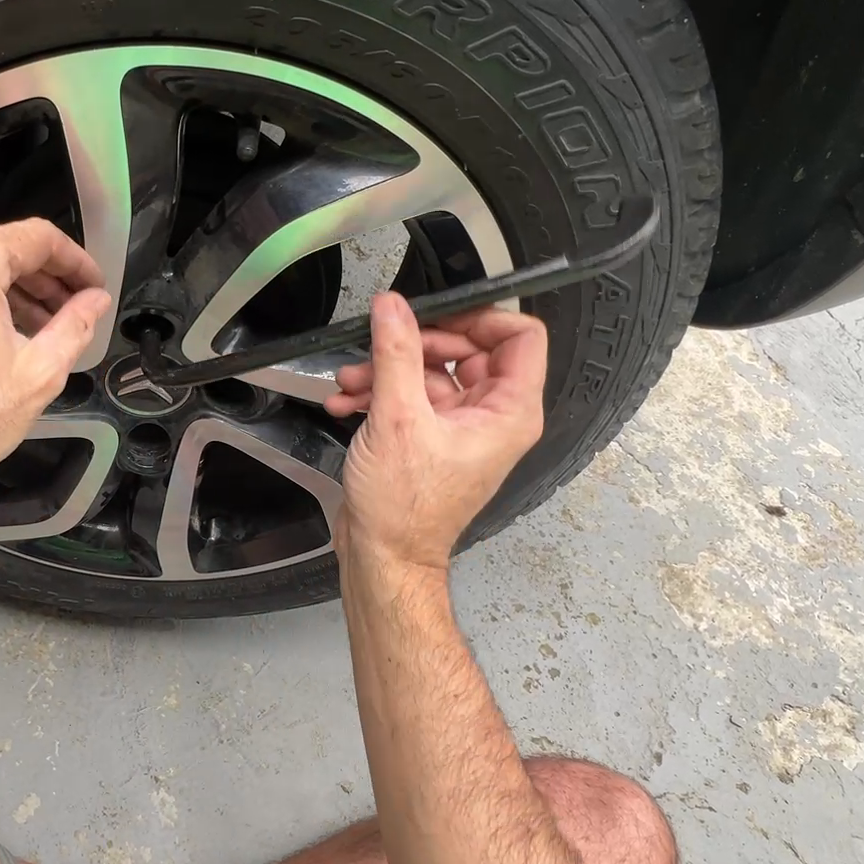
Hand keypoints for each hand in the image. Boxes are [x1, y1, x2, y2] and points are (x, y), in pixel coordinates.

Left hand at [0, 219, 111, 487]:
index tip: (92, 284)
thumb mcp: (39, 372)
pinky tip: (5, 335)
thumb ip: (76, 325)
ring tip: (46, 329)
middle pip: (5, 250)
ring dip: (16, 293)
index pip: (38, 238)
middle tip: (76, 309)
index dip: (76, 260)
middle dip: (47, 280)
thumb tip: (94, 302)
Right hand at [324, 294, 547, 571]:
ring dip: (383, 372)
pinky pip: (407, 399)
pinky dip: (376, 396)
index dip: (478, 318)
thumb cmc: (404, 508)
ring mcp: (457, 429)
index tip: (431, 315)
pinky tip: (344, 403)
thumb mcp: (398, 418)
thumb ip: (395, 354)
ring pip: (426, 375)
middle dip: (411, 347)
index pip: (519, 337)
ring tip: (348, 381)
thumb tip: (392, 307)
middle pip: (463, 351)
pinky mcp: (427, 439)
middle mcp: (490, 418)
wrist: (383, 556)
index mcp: (507, 412)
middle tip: (377, 348)